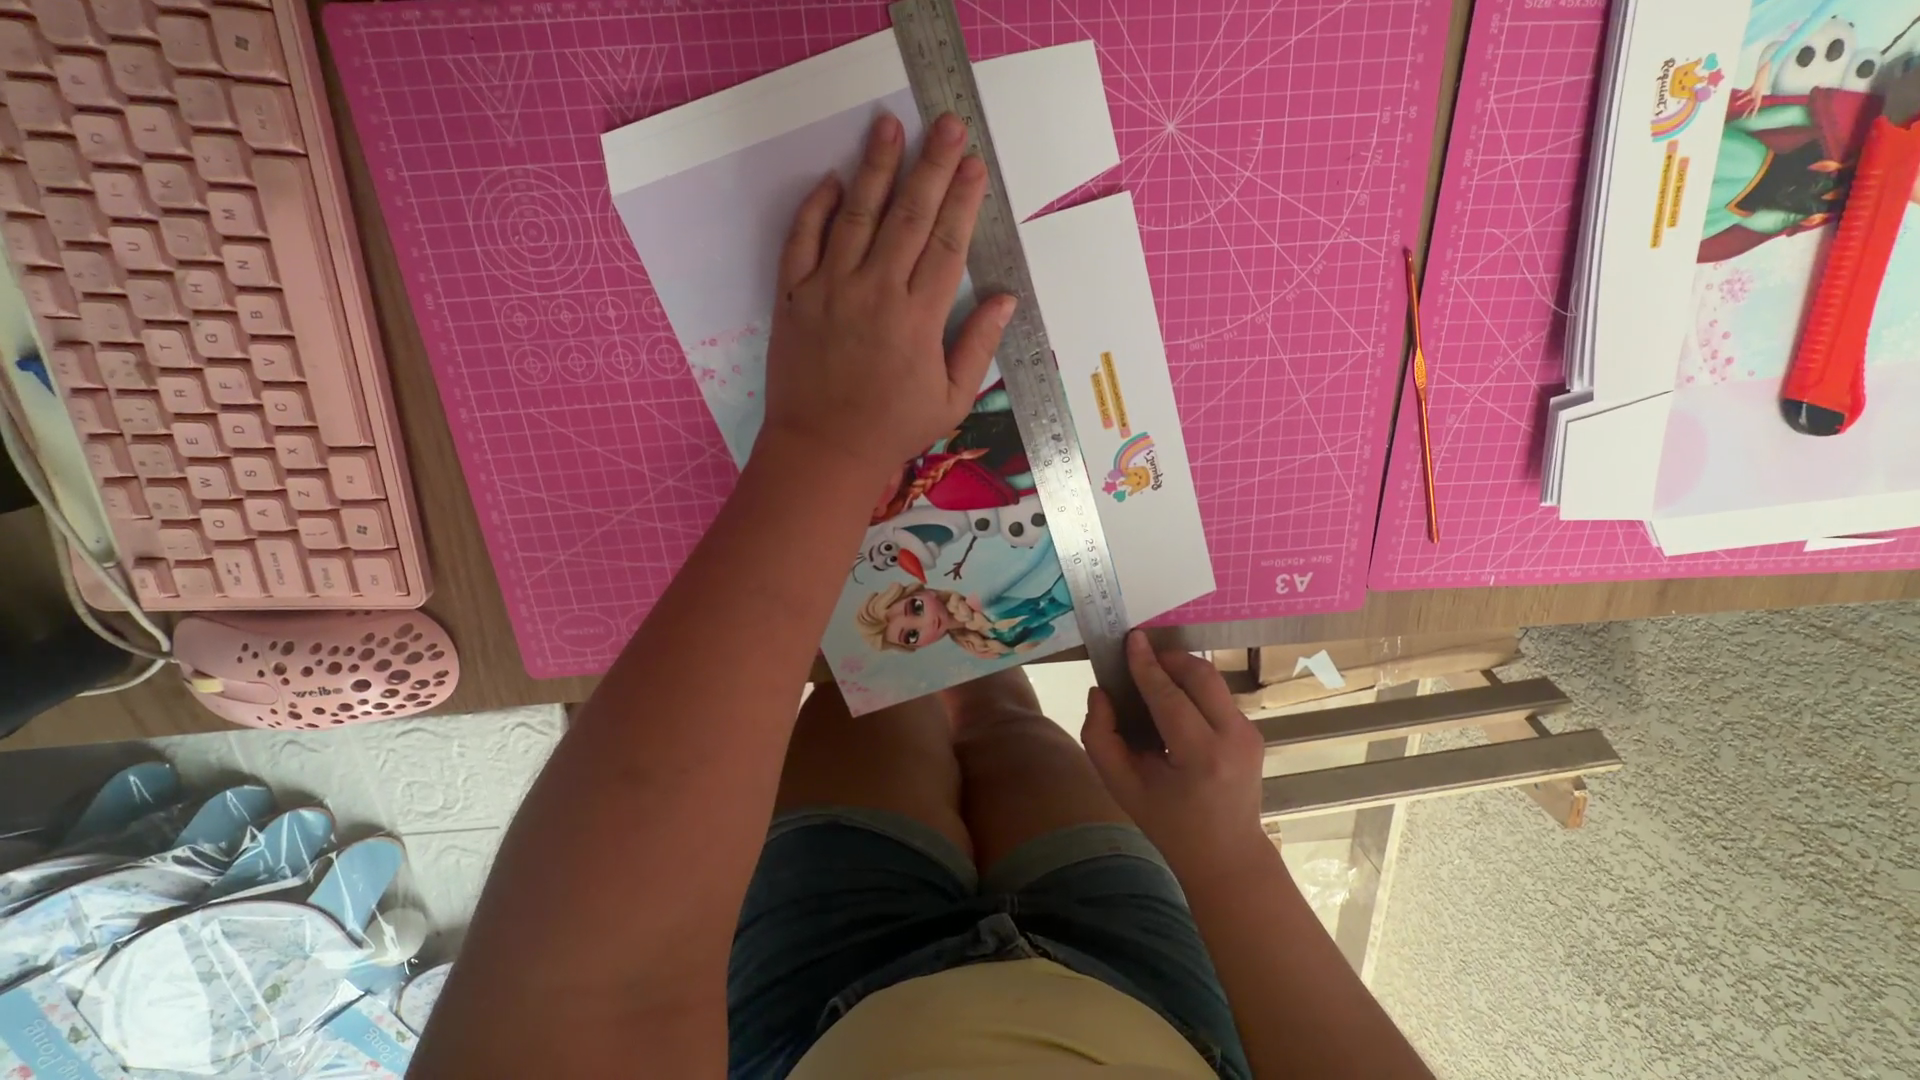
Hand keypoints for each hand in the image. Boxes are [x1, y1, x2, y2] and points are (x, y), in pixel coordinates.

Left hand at [761, 111, 1016, 474]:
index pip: (948, 244)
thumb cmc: (892, 428)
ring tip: (889, 127)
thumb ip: (978, 345)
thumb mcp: (951, 399)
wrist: (822, 450)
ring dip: (876, 168)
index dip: (963, 199)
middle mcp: (876, 292)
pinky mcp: (794, 296)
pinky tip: (832, 180)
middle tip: (945, 122)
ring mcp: (830, 289)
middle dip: (931, 165)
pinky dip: (816, 207)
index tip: (974, 164)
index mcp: (919, 318)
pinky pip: (802, 240)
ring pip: (856, 215)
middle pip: (909, 216)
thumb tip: (1006, 299)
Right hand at [1084, 632, 1273, 878]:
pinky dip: (1192, 689)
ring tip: (1153, 678)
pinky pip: (1218, 696)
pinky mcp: (1253, 732)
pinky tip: (1172, 703)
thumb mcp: (1121, 787)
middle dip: (1169, 658)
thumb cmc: (1167, 823)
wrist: (1226, 855)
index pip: (1169, 696)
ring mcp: (1249, 734)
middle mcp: (1233, 738)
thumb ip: (1101, 737)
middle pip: (1201, 675)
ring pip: (1212, 681)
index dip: (1146, 665)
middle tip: (1141, 656)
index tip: (1132, 638)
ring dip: (1181, 671)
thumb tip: (1100, 693)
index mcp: (1200, 756)